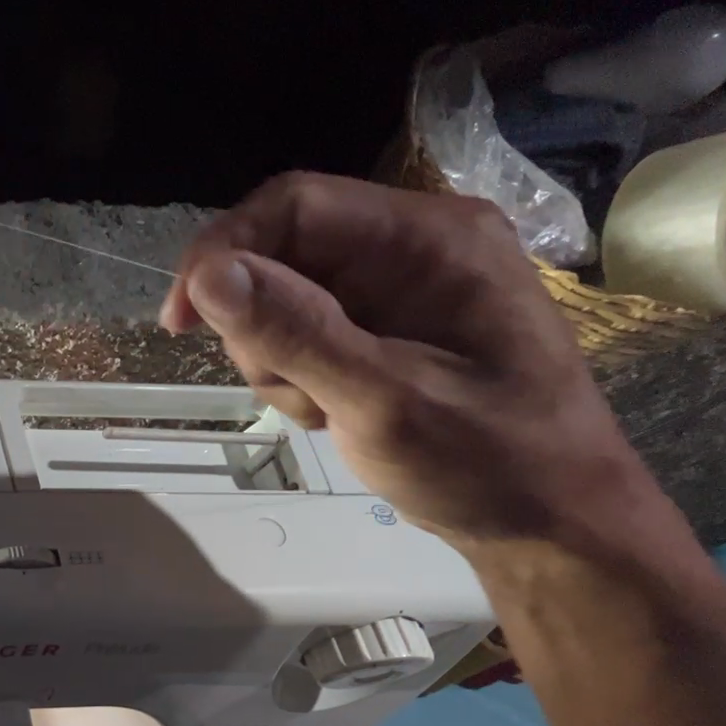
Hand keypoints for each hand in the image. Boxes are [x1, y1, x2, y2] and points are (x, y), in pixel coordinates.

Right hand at [160, 173, 660, 551]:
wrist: (546, 518)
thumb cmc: (485, 459)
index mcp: (428, 239)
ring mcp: (395, 288)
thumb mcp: (382, 400)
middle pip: (278, 253)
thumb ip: (296, 333)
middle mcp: (410, 247)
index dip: (220, 252)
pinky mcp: (380, 325)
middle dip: (255, 325)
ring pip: (276, 299)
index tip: (179, 321)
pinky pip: (297, 332)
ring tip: (323, 408)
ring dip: (273, 359)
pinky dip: (291, 375)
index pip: (293, 206)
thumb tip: (208, 277)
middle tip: (288, 388)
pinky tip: (330, 409)